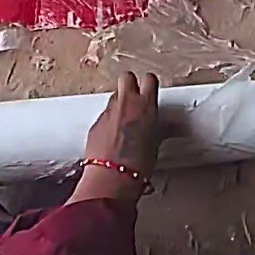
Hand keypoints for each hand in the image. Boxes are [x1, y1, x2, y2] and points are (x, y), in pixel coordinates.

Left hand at [73, 71, 160, 203]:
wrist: (113, 177)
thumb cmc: (138, 165)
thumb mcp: (156, 142)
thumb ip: (156, 128)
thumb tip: (159, 128)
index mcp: (146, 105)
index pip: (149, 79)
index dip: (149, 84)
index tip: (150, 91)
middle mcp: (126, 103)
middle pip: (126, 77)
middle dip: (130, 84)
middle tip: (134, 98)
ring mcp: (108, 112)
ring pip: (114, 97)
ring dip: (119, 105)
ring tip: (124, 124)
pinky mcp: (95, 123)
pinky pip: (103, 116)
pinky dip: (108, 122)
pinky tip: (112, 138)